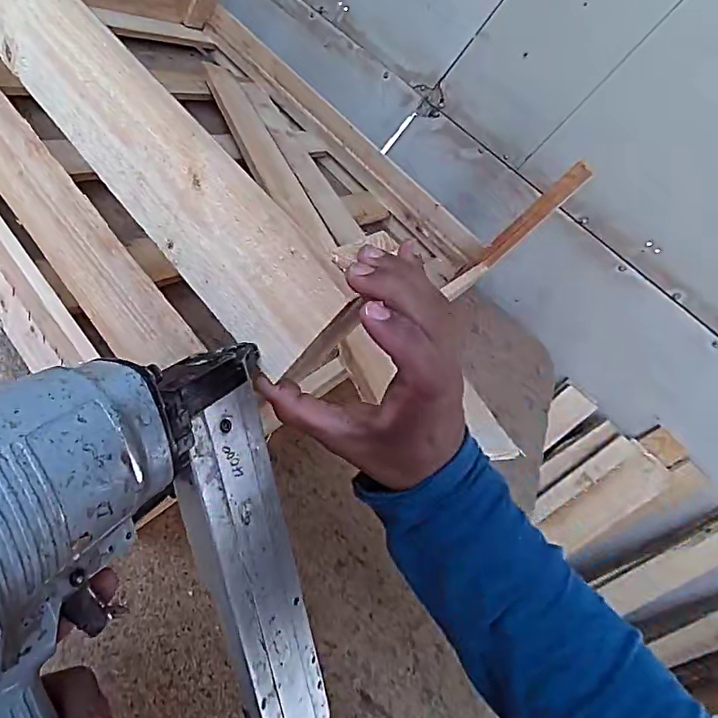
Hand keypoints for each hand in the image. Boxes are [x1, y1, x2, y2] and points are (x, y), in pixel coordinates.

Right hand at [259, 241, 465, 489]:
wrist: (438, 465)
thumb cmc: (396, 454)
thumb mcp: (347, 440)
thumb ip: (306, 414)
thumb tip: (267, 386)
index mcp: (426, 392)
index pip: (419, 358)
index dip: (396, 333)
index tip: (365, 310)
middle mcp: (446, 364)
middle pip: (429, 316)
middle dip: (394, 288)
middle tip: (355, 271)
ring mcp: (449, 349)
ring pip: (433, 301)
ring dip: (402, 275)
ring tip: (366, 258)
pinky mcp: (444, 339)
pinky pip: (437, 300)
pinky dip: (421, 274)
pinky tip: (405, 251)